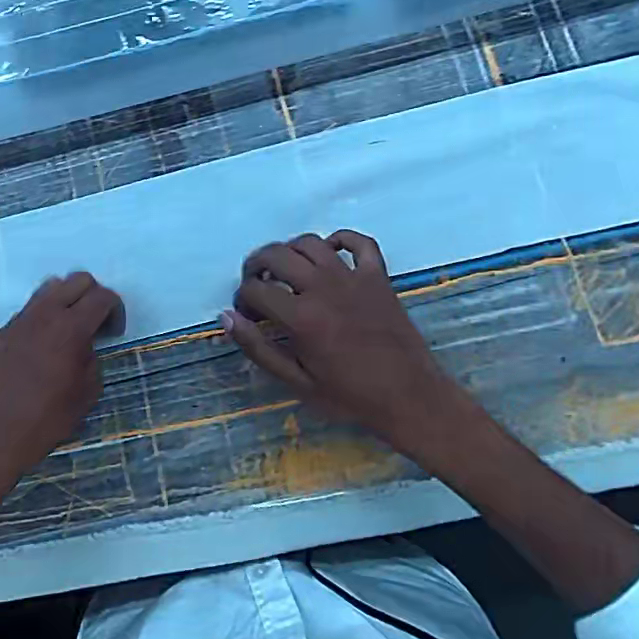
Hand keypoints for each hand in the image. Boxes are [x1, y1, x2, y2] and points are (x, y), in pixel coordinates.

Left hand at [0, 272, 123, 499]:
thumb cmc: (49, 418)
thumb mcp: (88, 391)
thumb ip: (92, 356)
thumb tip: (85, 343)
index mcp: (70, 327)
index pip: (102, 296)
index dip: (115, 310)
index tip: (113, 332)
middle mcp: (44, 314)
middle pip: (77, 280)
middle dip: (93, 297)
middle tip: (96, 326)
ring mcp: (19, 320)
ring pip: (49, 288)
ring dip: (66, 301)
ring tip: (69, 331)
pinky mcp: (2, 332)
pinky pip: (29, 311)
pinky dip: (44, 318)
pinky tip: (43, 348)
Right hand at [222, 230, 470, 447]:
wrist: (410, 398)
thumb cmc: (349, 395)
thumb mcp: (296, 381)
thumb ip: (258, 348)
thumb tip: (227, 317)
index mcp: (301, 317)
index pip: (255, 289)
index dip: (243, 298)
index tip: (246, 314)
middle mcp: (324, 288)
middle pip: (276, 255)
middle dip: (256, 265)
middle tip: (256, 283)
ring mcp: (354, 279)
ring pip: (311, 243)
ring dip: (290, 250)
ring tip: (285, 269)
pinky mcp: (379, 278)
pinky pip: (359, 243)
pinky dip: (341, 240)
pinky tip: (330, 253)